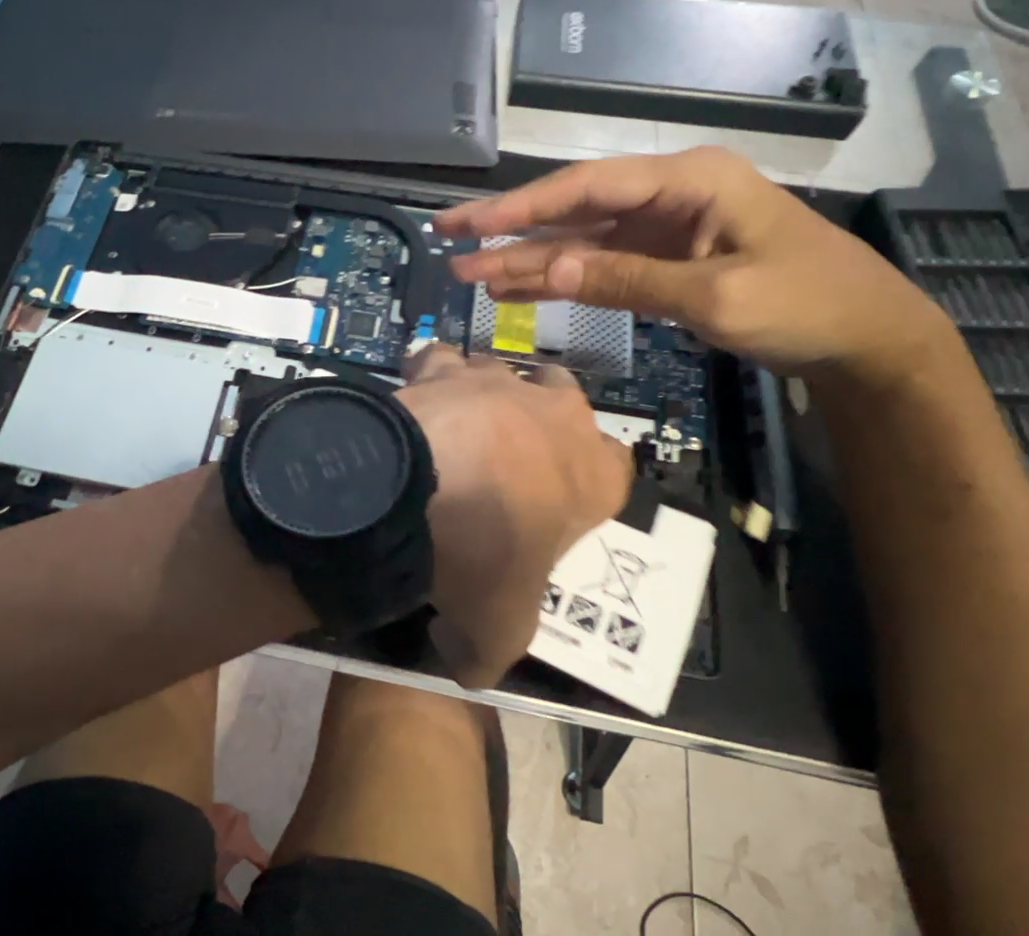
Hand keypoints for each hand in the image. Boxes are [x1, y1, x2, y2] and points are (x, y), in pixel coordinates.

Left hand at [394, 344, 632, 687]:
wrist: (418, 487)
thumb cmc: (483, 556)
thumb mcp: (498, 626)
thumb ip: (492, 650)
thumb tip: (471, 669)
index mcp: (595, 472)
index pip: (616, 471)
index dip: (586, 490)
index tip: (553, 512)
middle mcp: (557, 414)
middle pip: (565, 406)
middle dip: (544, 427)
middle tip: (506, 464)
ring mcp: (500, 381)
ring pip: (504, 376)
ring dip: (485, 399)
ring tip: (453, 434)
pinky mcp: (445, 365)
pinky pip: (442, 360)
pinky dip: (430, 377)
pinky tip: (412, 404)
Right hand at [439, 148, 956, 387]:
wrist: (869, 341)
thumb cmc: (808, 306)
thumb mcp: (716, 296)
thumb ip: (627, 279)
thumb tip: (546, 271)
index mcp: (690, 181)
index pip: (588, 187)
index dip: (522, 207)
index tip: (469, 225)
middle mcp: (672, 195)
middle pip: (576, 207)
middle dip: (510, 227)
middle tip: (448, 237)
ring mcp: (668, 229)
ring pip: (582, 239)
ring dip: (527, 258)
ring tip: (468, 273)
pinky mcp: (668, 261)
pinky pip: (602, 266)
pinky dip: (562, 280)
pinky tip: (518, 289)